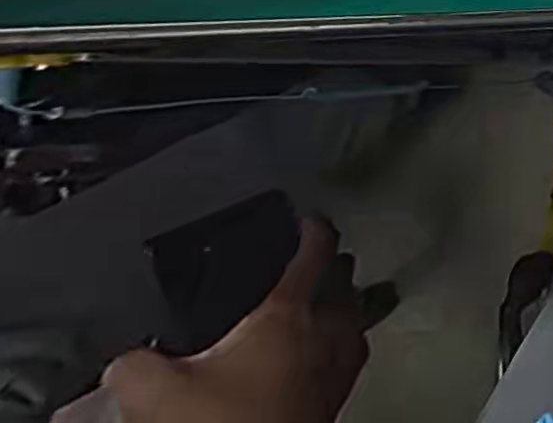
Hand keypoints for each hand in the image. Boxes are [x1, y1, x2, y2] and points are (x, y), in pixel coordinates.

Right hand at [77, 220, 368, 422]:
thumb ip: (137, 366)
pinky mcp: (351, 369)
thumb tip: (128, 358)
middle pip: (340, 273)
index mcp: (291, 309)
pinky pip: (352, 336)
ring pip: (351, 303)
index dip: (313, 230)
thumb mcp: (156, 395)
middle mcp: (332, 316)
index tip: (309, 222)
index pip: (315, 249)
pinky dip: (335, 334)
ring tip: (302, 313)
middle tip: (297, 276)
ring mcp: (349, 341)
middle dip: (324, 268)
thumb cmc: (220, 421)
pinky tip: (312, 348)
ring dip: (332, 302)